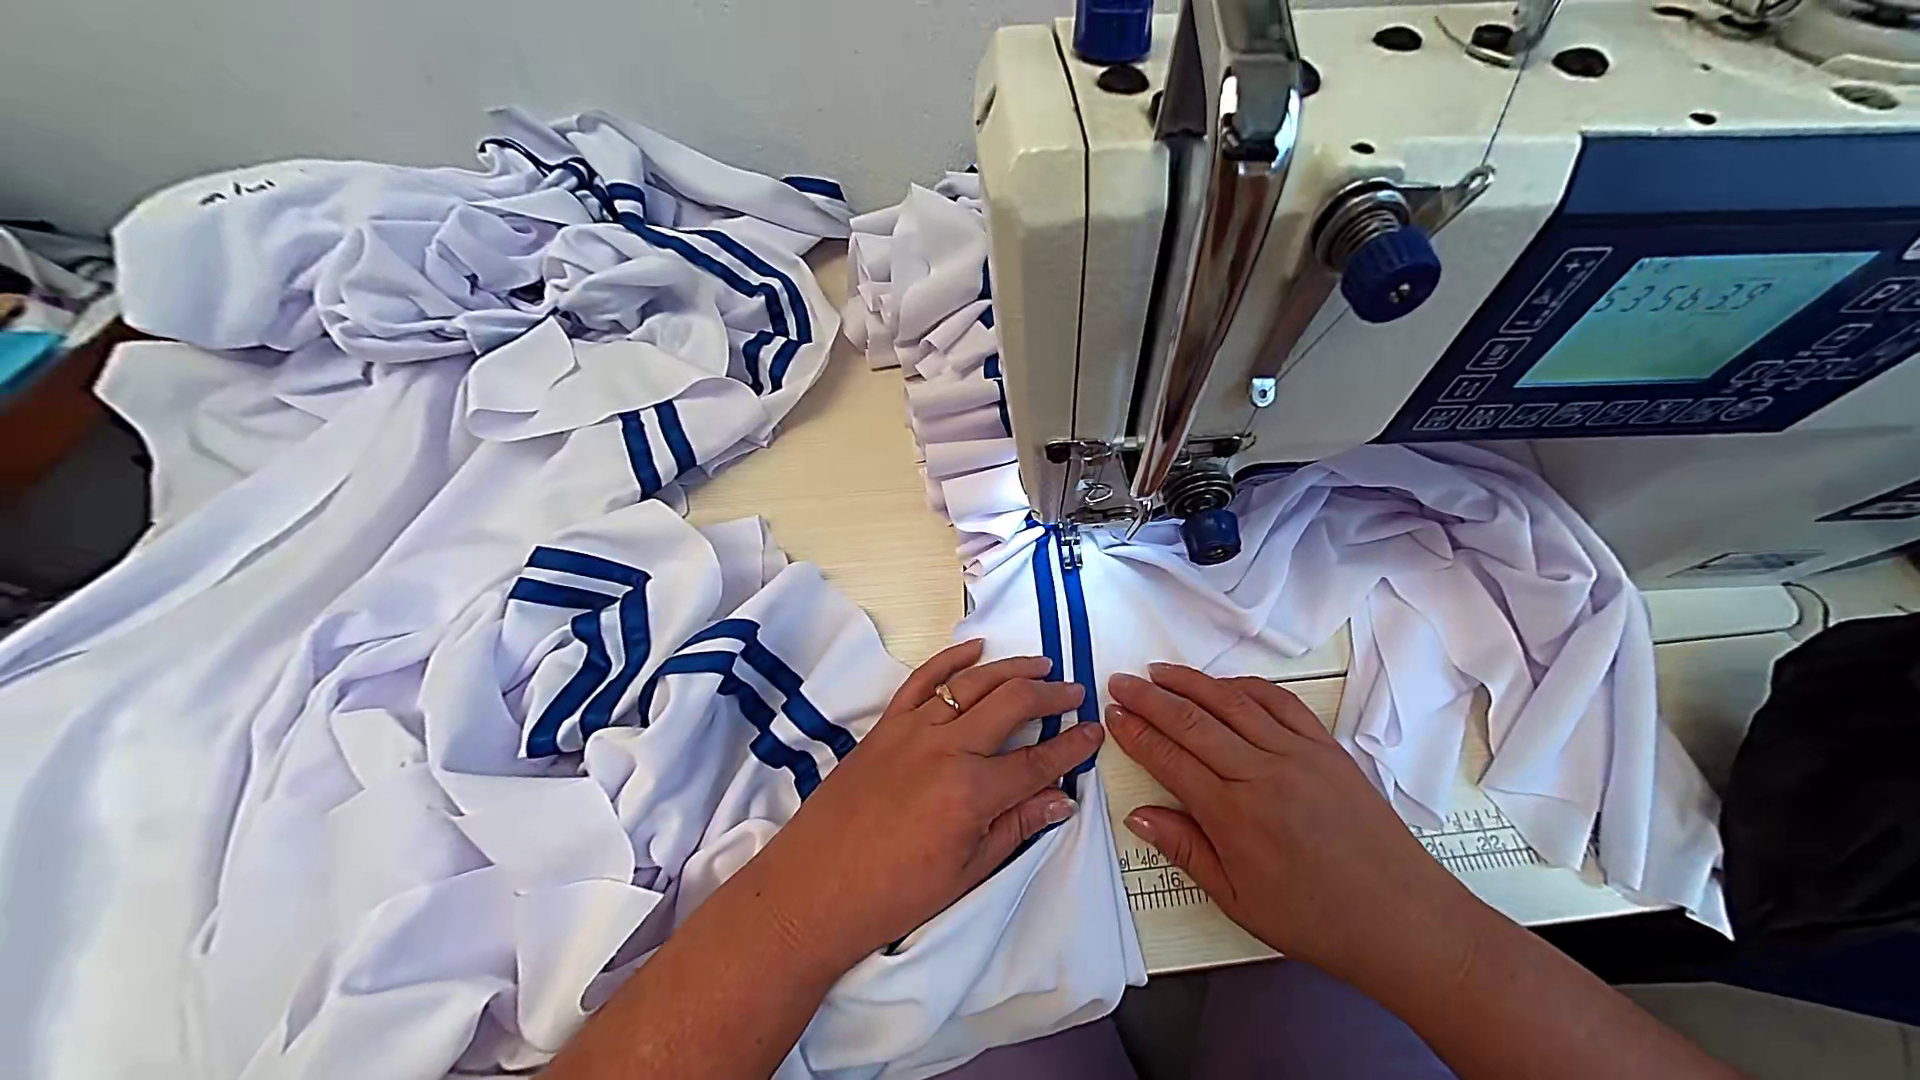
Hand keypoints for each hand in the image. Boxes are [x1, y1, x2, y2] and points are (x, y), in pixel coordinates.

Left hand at [726, 639, 1103, 973]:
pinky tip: (975, 649)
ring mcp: (913, 729)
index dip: (1072, 746)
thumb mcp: (965, 873)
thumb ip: (1015, 827)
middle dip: (1051, 694)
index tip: (1094, 733)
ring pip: (973, 683)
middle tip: (1073, 693)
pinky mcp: (886, 724)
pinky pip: (922, 679)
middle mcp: (946, 748)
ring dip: (1012, 669)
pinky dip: (950, 659)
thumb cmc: (893, 893)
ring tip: (1040, 666)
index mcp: (971, 792)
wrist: (814, 887)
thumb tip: (1060, 800)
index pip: (1038, 761)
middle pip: (1013, 704)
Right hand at [1107, 664, 1485, 984]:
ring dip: (1189, 681)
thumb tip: (1137, 815)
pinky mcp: (1327, 748)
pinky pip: (1279, 702)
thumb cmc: (1318, 920)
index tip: (1113, 715)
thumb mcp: (1238, 900)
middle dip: (1149, 698)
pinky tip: (1224, 683)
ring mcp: (1298, 754)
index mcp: (1235, 816)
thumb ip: (1184, 849)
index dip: (1136, 733)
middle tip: (1121, 682)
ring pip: (1231, 702)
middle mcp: (1263, 774)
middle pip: (1191, 721)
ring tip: (1159, 671)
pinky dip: (1246, 685)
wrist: (1407, 922)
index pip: (1169, 759)